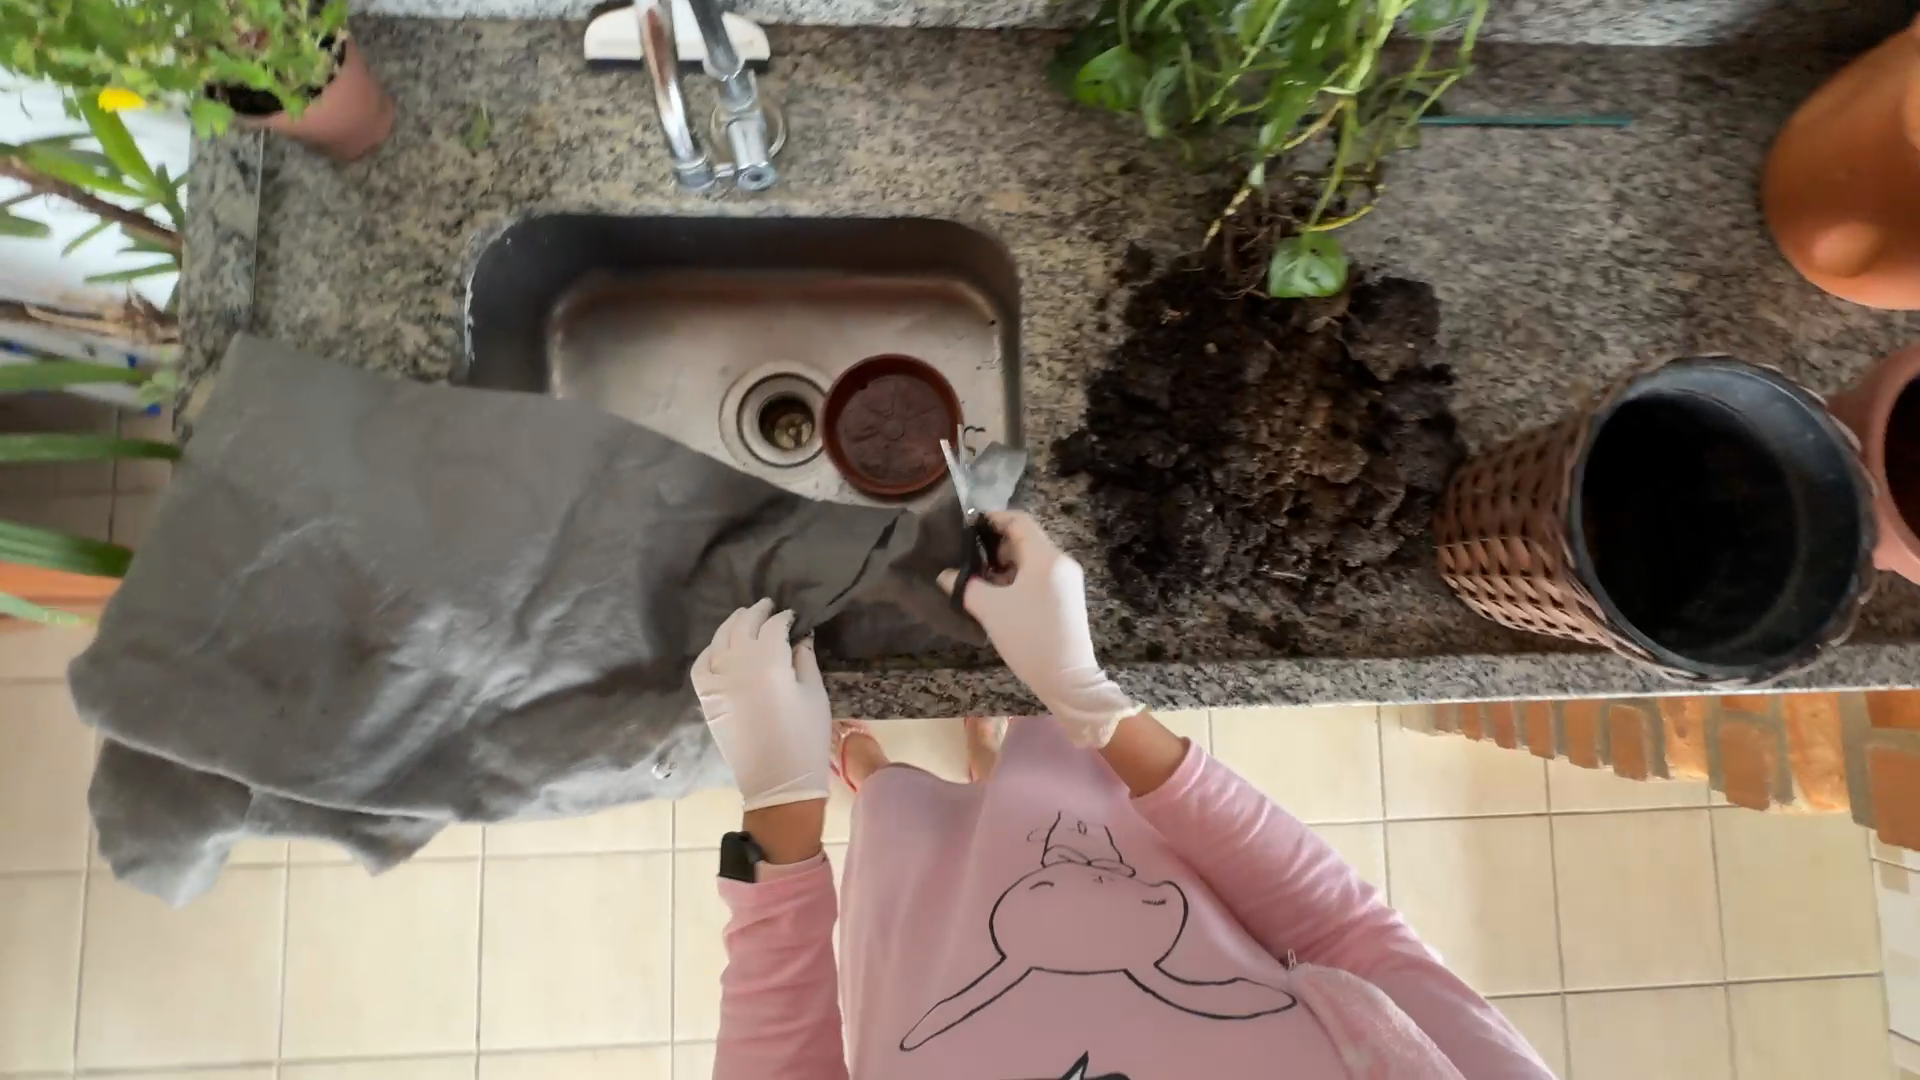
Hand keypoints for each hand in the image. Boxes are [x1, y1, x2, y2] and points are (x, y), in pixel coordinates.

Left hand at [691, 599, 832, 812]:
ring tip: (744, 617)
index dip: (786, 618)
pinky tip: (721, 646)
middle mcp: (738, 664)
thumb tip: (800, 637)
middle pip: (744, 625)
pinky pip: (702, 663)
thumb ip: (804, 659)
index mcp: (770, 661)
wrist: (777, 780)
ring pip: (720, 638)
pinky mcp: (707, 697)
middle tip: (769, 607)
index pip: (775, 626)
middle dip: (757, 613)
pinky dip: (711, 649)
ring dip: (734, 624)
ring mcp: (717, 680)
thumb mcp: (814, 693)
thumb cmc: (805, 736)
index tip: (794, 617)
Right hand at [938, 511, 1139, 747]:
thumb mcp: (991, 610)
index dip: (993, 519)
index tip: (967, 526)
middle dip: (996, 545)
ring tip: (979, 579)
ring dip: (1006, 564)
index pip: (1019, 520)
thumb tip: (946, 576)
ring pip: (1032, 559)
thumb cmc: (1029, 637)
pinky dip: (1018, 578)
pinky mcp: (1067, 598)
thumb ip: (965, 586)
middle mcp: (1060, 562)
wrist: (1067, 679)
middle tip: (968, 558)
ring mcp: (1067, 580)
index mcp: (1046, 557)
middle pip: (1026, 538)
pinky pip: (1039, 576)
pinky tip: (1000, 595)